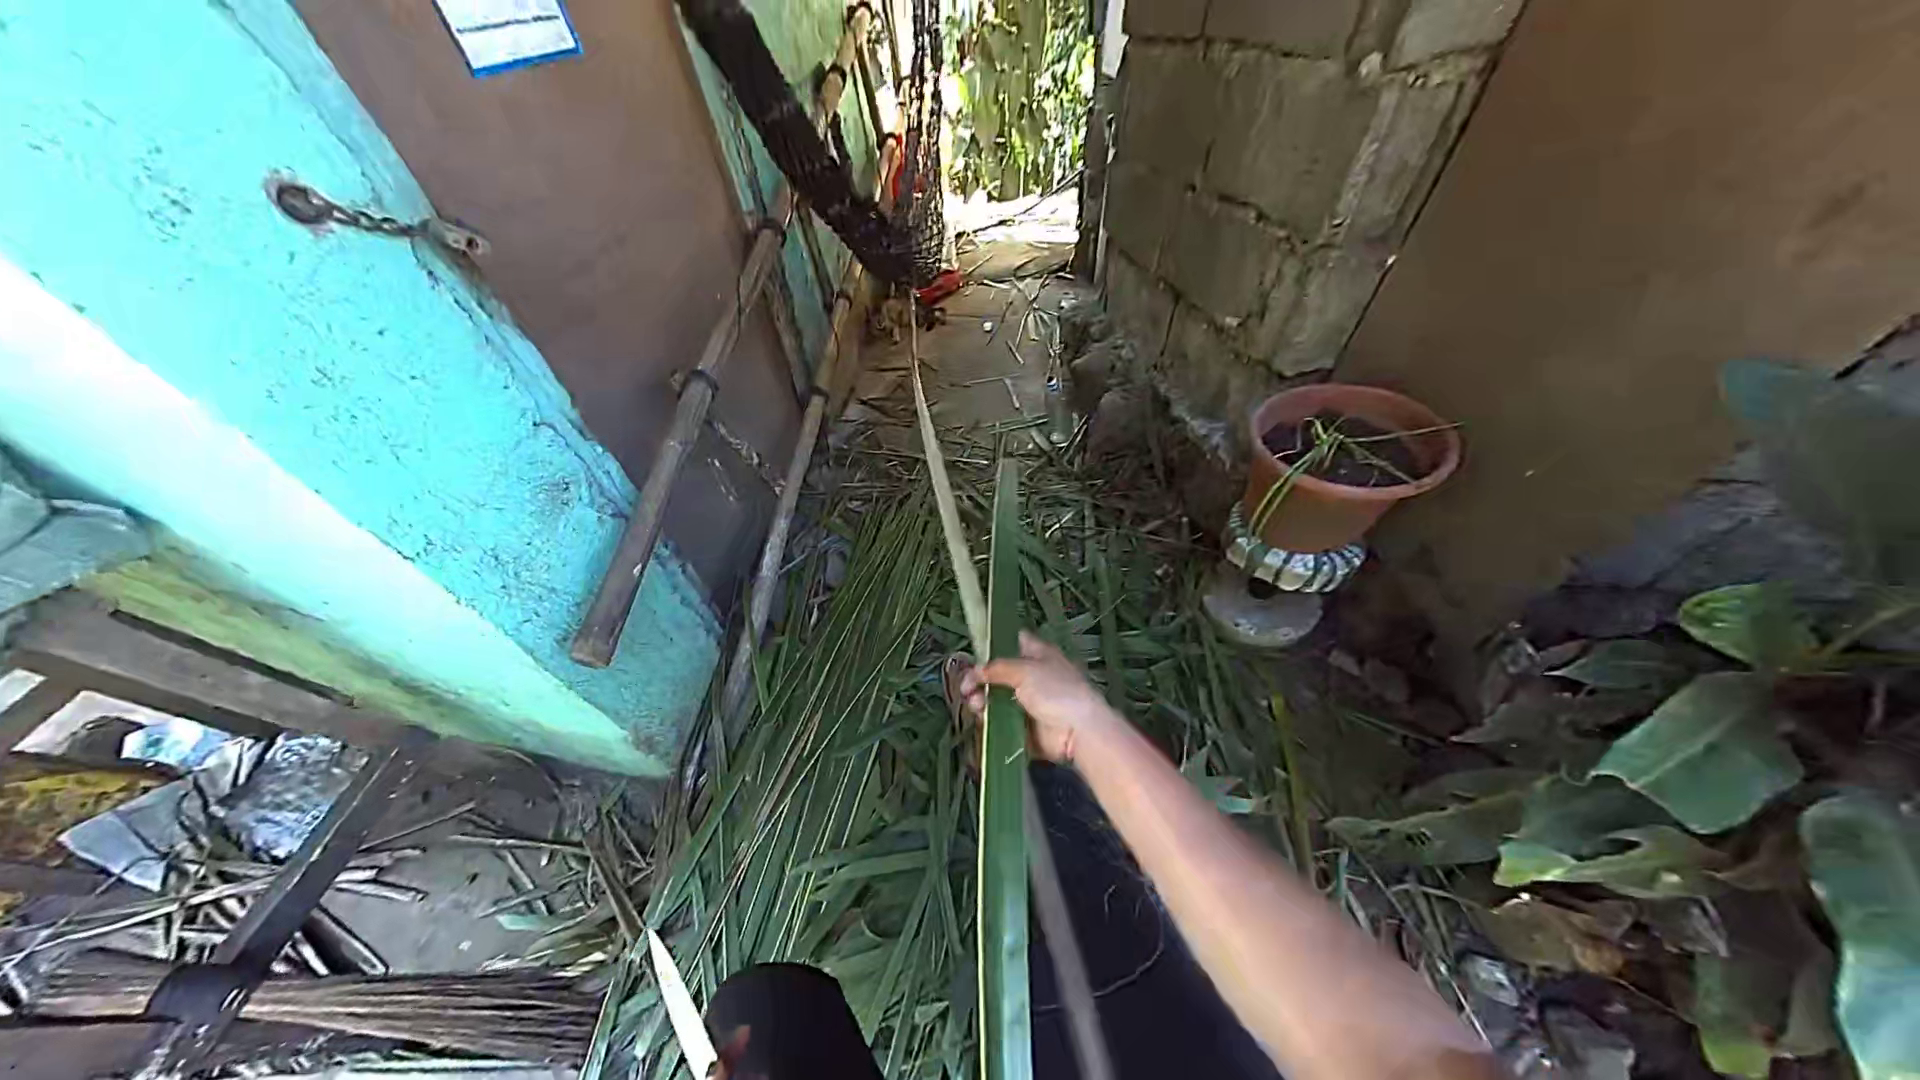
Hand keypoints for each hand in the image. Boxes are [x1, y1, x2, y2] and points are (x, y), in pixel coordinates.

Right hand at [959, 630, 1124, 763]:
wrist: (1077, 731)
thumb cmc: (1056, 690)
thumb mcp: (1025, 670)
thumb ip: (997, 668)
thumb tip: (976, 671)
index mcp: (1038, 655)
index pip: (1013, 642)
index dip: (993, 644)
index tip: (974, 653)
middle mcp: (1031, 676)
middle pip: (997, 673)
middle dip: (979, 679)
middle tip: (967, 687)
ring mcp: (1026, 703)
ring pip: (994, 698)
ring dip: (980, 699)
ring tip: (976, 704)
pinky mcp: (1022, 726)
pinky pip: (998, 721)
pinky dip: (987, 719)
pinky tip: (981, 717)